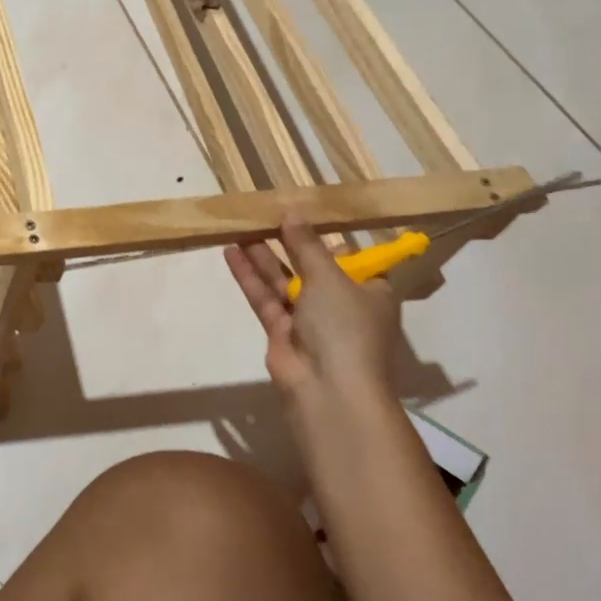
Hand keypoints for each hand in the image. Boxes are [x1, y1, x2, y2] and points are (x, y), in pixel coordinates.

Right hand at [225, 215, 405, 404]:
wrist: (328, 388)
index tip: (306, 213)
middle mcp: (341, 304)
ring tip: (240, 226)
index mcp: (370, 292)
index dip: (329, 237)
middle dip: (288, 242)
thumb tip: (293, 211)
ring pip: (283, 281)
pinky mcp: (281, 332)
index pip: (353, 259)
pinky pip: (265, 297)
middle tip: (264, 214)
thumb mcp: (330, 277)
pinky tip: (231, 252)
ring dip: (263, 256)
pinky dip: (249, 277)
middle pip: (311, 267)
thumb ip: (307, 245)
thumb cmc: (344, 327)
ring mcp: (309, 320)